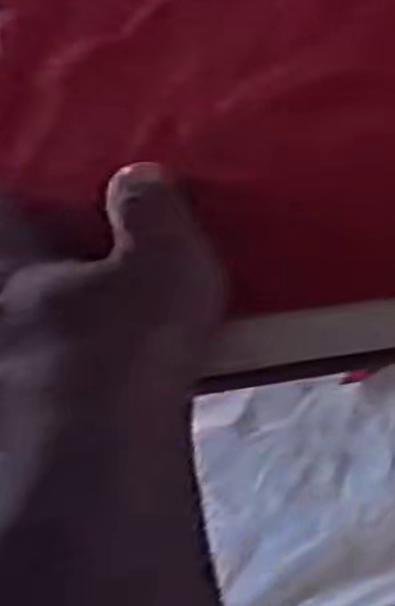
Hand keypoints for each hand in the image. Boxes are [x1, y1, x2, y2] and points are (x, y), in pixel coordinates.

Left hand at [0, 164, 225, 385]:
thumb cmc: (132, 333)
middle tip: (69, 252)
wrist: (94, 434)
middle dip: (31, 254)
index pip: (3, 215)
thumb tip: (135, 171)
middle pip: (7, 270)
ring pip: (17, 319)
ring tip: (78, 305)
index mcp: (12, 269)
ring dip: (38, 310)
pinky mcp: (15, 396)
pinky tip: (79, 355)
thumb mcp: (167, 262)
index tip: (36, 187)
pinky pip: (25, 361)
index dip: (19, 197)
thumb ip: (151, 214)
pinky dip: (43, 352)